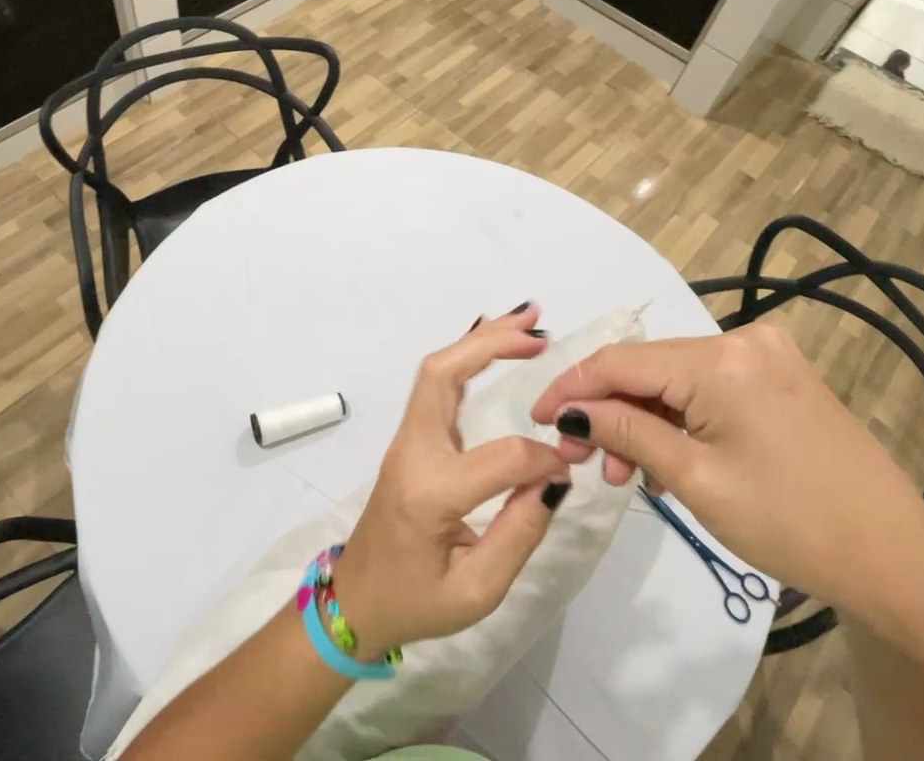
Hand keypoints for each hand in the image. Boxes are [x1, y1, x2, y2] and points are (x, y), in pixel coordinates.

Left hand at [331, 304, 570, 658]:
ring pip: (436, 372)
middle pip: (442, 374)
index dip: (543, 460)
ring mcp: (405, 441)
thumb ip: (521, 532)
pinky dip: (466, 359)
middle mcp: (412, 452)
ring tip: (525, 322)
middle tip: (539, 330)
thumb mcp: (477, 590)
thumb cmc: (414, 602)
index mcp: (429, 492)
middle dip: (490, 343)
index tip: (568, 471)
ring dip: (478, 342)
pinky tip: (493, 347)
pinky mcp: (409, 441)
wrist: (355, 600)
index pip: (501, 456)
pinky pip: (435, 386)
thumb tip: (554, 479)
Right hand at [528, 322, 923, 611]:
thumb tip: (568, 409)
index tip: (535, 419)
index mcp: (721, 360)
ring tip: (630, 475)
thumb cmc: (790, 522)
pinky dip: (678, 419)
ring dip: (642, 419)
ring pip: (674, 379)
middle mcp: (743, 340)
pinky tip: (668, 461)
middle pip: (646, 366)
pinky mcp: (780, 378)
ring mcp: (767, 357)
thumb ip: (626, 432)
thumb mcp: (694, 479)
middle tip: (582, 460)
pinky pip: (707, 388)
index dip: (570, 387)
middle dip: (607, 410)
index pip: (620, 360)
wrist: (894, 560)